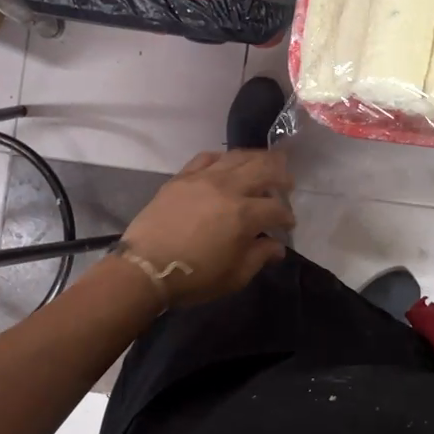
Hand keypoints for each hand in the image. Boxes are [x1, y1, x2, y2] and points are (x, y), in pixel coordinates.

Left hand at [114, 149, 293, 307]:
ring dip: (257, 158)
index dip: (286, 217)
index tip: (287, 225)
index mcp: (244, 214)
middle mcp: (228, 188)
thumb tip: (276, 246)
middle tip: (287, 183)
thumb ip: (259, 257)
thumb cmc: (194, 277)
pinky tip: (228, 163)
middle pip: (263, 169)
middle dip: (281, 175)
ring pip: (237, 157)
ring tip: (265, 164)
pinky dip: (223, 157)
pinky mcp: (182, 177)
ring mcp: (203, 178)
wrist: (146, 267)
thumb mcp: (234, 276)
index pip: (276, 208)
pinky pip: (207, 157)